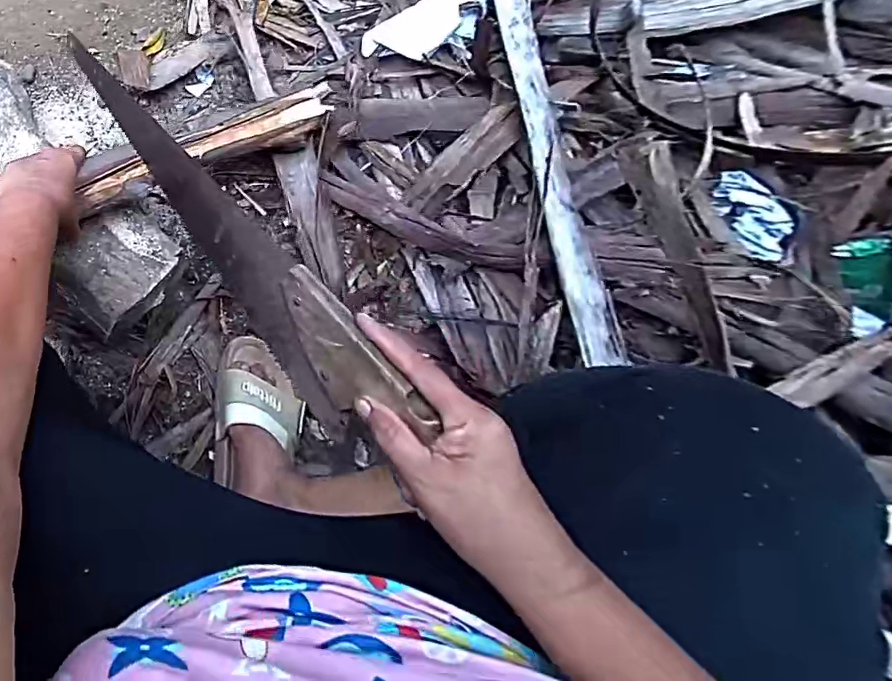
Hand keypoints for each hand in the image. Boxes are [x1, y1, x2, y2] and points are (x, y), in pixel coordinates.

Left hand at [0, 147, 85, 235]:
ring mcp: (25, 161)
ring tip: (33, 198)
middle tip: (53, 189)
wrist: (26, 210)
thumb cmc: (54, 207)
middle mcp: (46, 156)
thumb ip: (72, 216)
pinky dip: (15, 186)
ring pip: (30, 166)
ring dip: (32, 178)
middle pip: (50, 158)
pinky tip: (18, 201)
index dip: (75, 163)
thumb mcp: (71, 216)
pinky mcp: (8, 171)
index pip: (75, 154)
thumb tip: (72, 230)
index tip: (74, 170)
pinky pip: (13, 176)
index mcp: (66, 160)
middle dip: (51, 171)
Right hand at [355, 314, 594, 597]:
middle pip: (424, 384)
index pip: (421, 370)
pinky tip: (397, 437)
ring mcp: (480, 435)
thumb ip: (393, 435)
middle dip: (390, 372)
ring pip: (428, 408)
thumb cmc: (485, 526)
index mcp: (471, 418)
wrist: (535, 571)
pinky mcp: (477, 452)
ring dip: (400, 407)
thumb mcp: (425, 479)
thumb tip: (367, 402)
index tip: (364, 320)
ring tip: (370, 399)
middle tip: (357, 354)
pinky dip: (412, 426)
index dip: (388, 343)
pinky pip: (436, 426)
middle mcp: (479, 419)